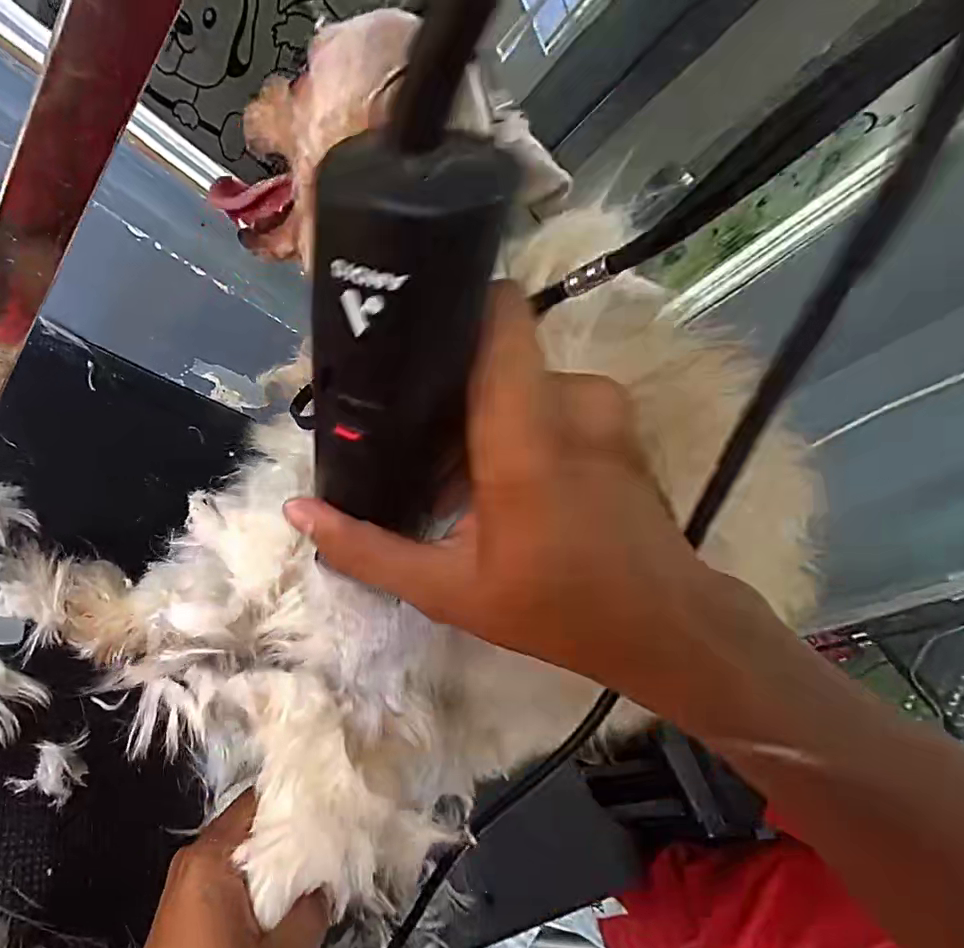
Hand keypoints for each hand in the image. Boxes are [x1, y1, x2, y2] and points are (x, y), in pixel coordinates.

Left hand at [101, 792, 327, 947]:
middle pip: (251, 830)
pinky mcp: (187, 921)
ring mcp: (185, 895)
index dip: (298, 800)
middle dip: (293, 839)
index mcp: (209, 864)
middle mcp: (191, 868)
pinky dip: (260, 893)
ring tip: (321, 879)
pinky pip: (230, 887)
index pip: (257, 802)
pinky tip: (289, 911)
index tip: (333, 805)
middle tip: (336, 847)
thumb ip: (309, 915)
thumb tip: (322, 886)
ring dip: (279, 871)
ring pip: (243, 862)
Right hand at [282, 284, 776, 707]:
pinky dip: (513, 429)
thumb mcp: (447, 590)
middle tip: (403, 437)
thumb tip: (298, 513)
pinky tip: (494, 481)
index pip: (498, 317)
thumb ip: (368, 549)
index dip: (449, 306)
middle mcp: (571, 397)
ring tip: (446, 473)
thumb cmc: (555, 608)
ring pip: (517, 384)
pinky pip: (549, 400)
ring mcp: (603, 406)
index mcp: (526, 432)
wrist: (664, 626)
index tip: (402, 330)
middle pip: (490, 356)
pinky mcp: (617, 421)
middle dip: (443, 390)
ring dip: (477, 421)